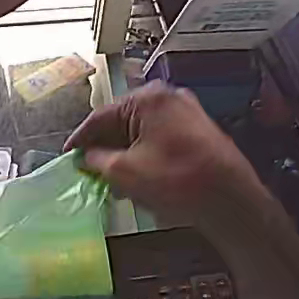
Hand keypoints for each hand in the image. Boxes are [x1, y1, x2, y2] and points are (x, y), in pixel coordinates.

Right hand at [65, 83, 273, 238]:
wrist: (231, 201)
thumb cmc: (176, 181)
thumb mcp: (124, 171)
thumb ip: (97, 159)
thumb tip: (87, 157)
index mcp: (148, 98)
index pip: (101, 116)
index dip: (80, 139)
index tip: (67, 156)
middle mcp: (169, 97)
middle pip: (122, 121)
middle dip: (104, 146)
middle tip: (87, 169)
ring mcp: (187, 113)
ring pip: (142, 131)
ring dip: (124, 153)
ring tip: (111, 178)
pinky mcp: (198, 132)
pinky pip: (160, 139)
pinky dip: (144, 154)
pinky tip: (138, 177)